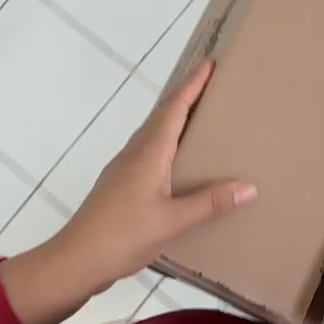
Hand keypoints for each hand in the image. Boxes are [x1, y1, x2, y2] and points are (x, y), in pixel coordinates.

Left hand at [1, 61, 254, 323]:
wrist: (75, 260)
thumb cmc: (122, 235)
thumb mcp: (172, 221)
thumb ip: (209, 203)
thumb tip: (248, 186)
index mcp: (148, 153)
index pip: (173, 109)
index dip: (192, 85)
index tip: (209, 63)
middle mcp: (134, 154)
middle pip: (162, 116)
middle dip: (186, 98)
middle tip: (213, 87)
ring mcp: (124, 170)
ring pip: (154, 136)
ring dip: (175, 122)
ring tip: (201, 121)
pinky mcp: (120, 188)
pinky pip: (149, 155)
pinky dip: (168, 147)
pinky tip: (178, 165)